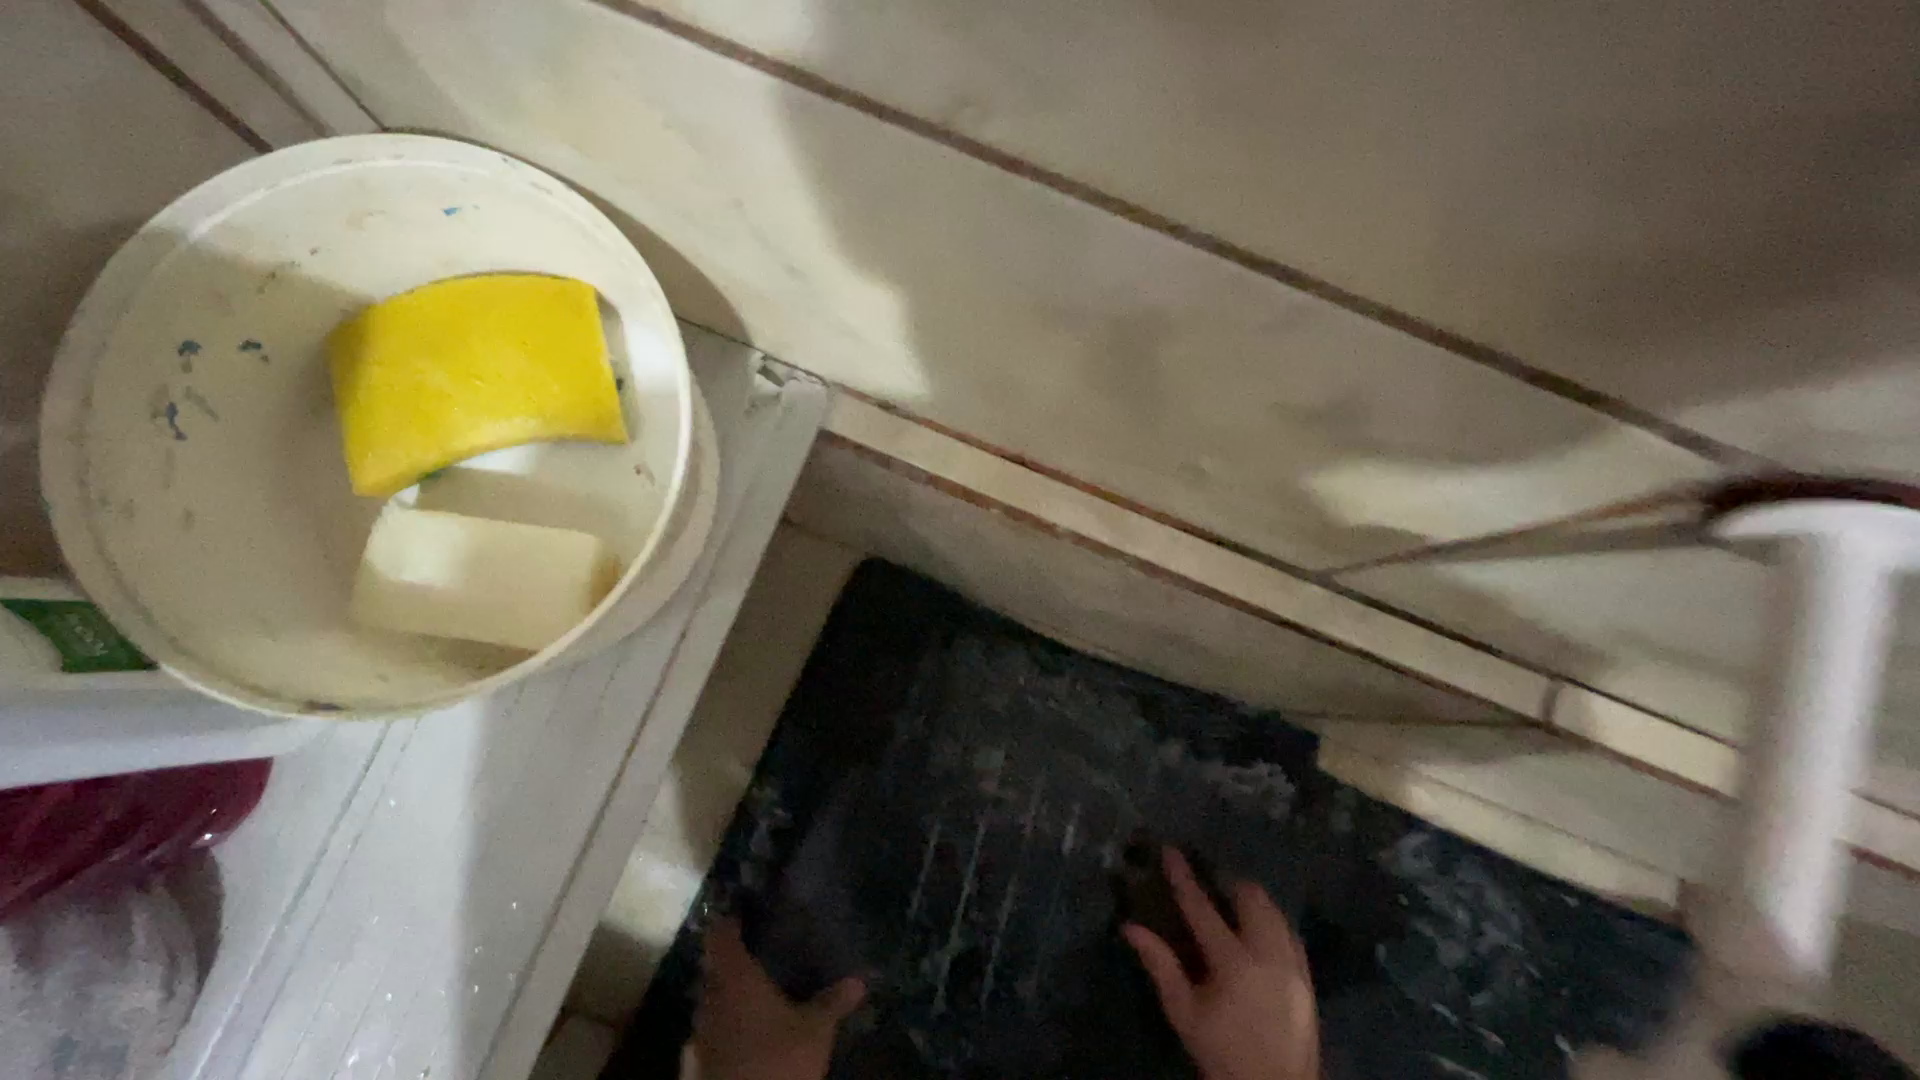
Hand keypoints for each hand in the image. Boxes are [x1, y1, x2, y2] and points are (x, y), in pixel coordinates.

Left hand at [686, 916, 865, 1079]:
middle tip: (761, 954)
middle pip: (714, 969)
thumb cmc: (776, 1063)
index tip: (745, 912)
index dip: (730, 921)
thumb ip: (833, 1002)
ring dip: (728, 997)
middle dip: (733, 961)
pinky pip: (709, 1034)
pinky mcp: (696, 1064)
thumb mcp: (815, 1031)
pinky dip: (725, 1028)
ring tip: (756, 995)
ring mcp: (697, 1034)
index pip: (720, 935)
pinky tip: (746, 1035)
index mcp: (734, 979)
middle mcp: (709, 1000)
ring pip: (711, 1003)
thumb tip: (859, 980)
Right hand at [1123, 848, 1320, 1079]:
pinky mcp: (1308, 978)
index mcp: (1233, 962)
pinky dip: (1271, 921)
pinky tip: (1257, 930)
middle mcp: (1269, 954)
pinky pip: (1289, 933)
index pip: (1202, 907)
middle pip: (1251, 898)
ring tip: (1231, 902)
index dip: (1183, 877)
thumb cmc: (1222, 1053)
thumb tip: (1130, 927)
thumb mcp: (1184, 1013)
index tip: (1170, 850)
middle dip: (1228, 883)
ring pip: (1275, 912)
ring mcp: (1294, 965)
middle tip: (1207, 882)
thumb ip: (1160, 965)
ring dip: (1252, 900)